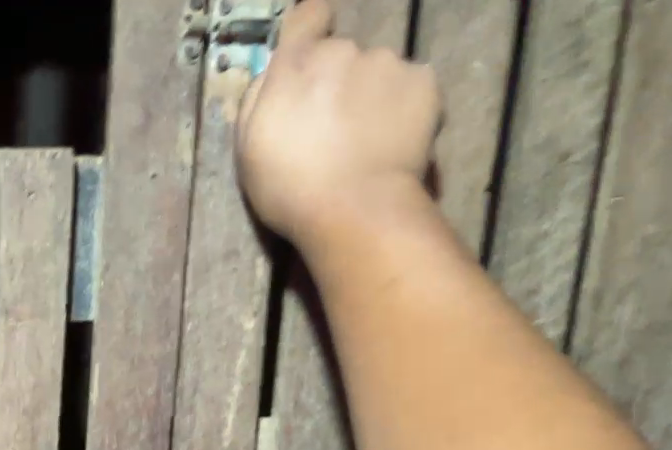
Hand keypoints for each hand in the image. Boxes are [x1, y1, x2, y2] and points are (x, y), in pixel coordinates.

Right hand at [235, 0, 441, 247]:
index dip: (309, 28)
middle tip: (331, 127)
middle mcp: (343, 51)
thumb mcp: (248, 148)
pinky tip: (389, 140)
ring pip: (376, 70)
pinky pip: (409, 86)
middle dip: (336, 80)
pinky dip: (401, 106)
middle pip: (340, 54)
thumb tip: (275, 75)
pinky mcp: (423, 82)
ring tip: (363, 140)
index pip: (307, 16)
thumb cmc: (287, 187)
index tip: (309, 51)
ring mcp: (387, 63)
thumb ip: (260, 99)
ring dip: (369, 94)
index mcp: (296, 65)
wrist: (353, 208)